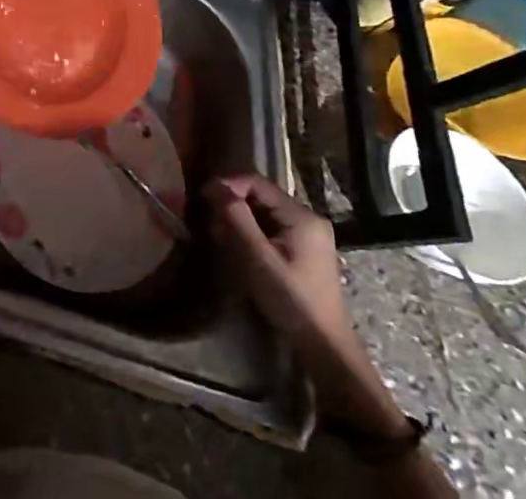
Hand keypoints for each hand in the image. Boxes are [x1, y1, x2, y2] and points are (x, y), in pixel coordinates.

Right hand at [205, 172, 348, 345]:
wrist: (323, 343)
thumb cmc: (290, 299)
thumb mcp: (258, 258)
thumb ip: (237, 219)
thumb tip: (216, 187)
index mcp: (301, 216)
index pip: (257, 183)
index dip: (228, 186)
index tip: (203, 200)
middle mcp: (308, 218)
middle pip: (260, 196)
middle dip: (232, 206)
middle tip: (211, 226)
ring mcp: (308, 233)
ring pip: (263, 212)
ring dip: (239, 221)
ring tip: (223, 240)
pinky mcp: (304, 248)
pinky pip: (271, 227)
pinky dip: (251, 232)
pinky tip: (240, 250)